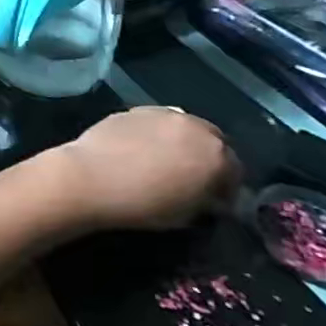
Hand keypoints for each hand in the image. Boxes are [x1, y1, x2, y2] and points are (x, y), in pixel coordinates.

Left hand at [58, 108, 238, 230]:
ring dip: (183, 141)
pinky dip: (156, 133)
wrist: (90, 178)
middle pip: (212, 140)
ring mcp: (161, 114)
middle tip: (192, 176)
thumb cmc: (143, 204)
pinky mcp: (134, 110)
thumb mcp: (187, 215)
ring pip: (184, 126)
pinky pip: (155, 121)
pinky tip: (141, 148)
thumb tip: (210, 198)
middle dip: (208, 157)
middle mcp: (194, 127)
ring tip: (166, 159)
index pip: (234, 170)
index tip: (214, 200)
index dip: (226, 187)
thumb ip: (206, 202)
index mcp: (217, 155)